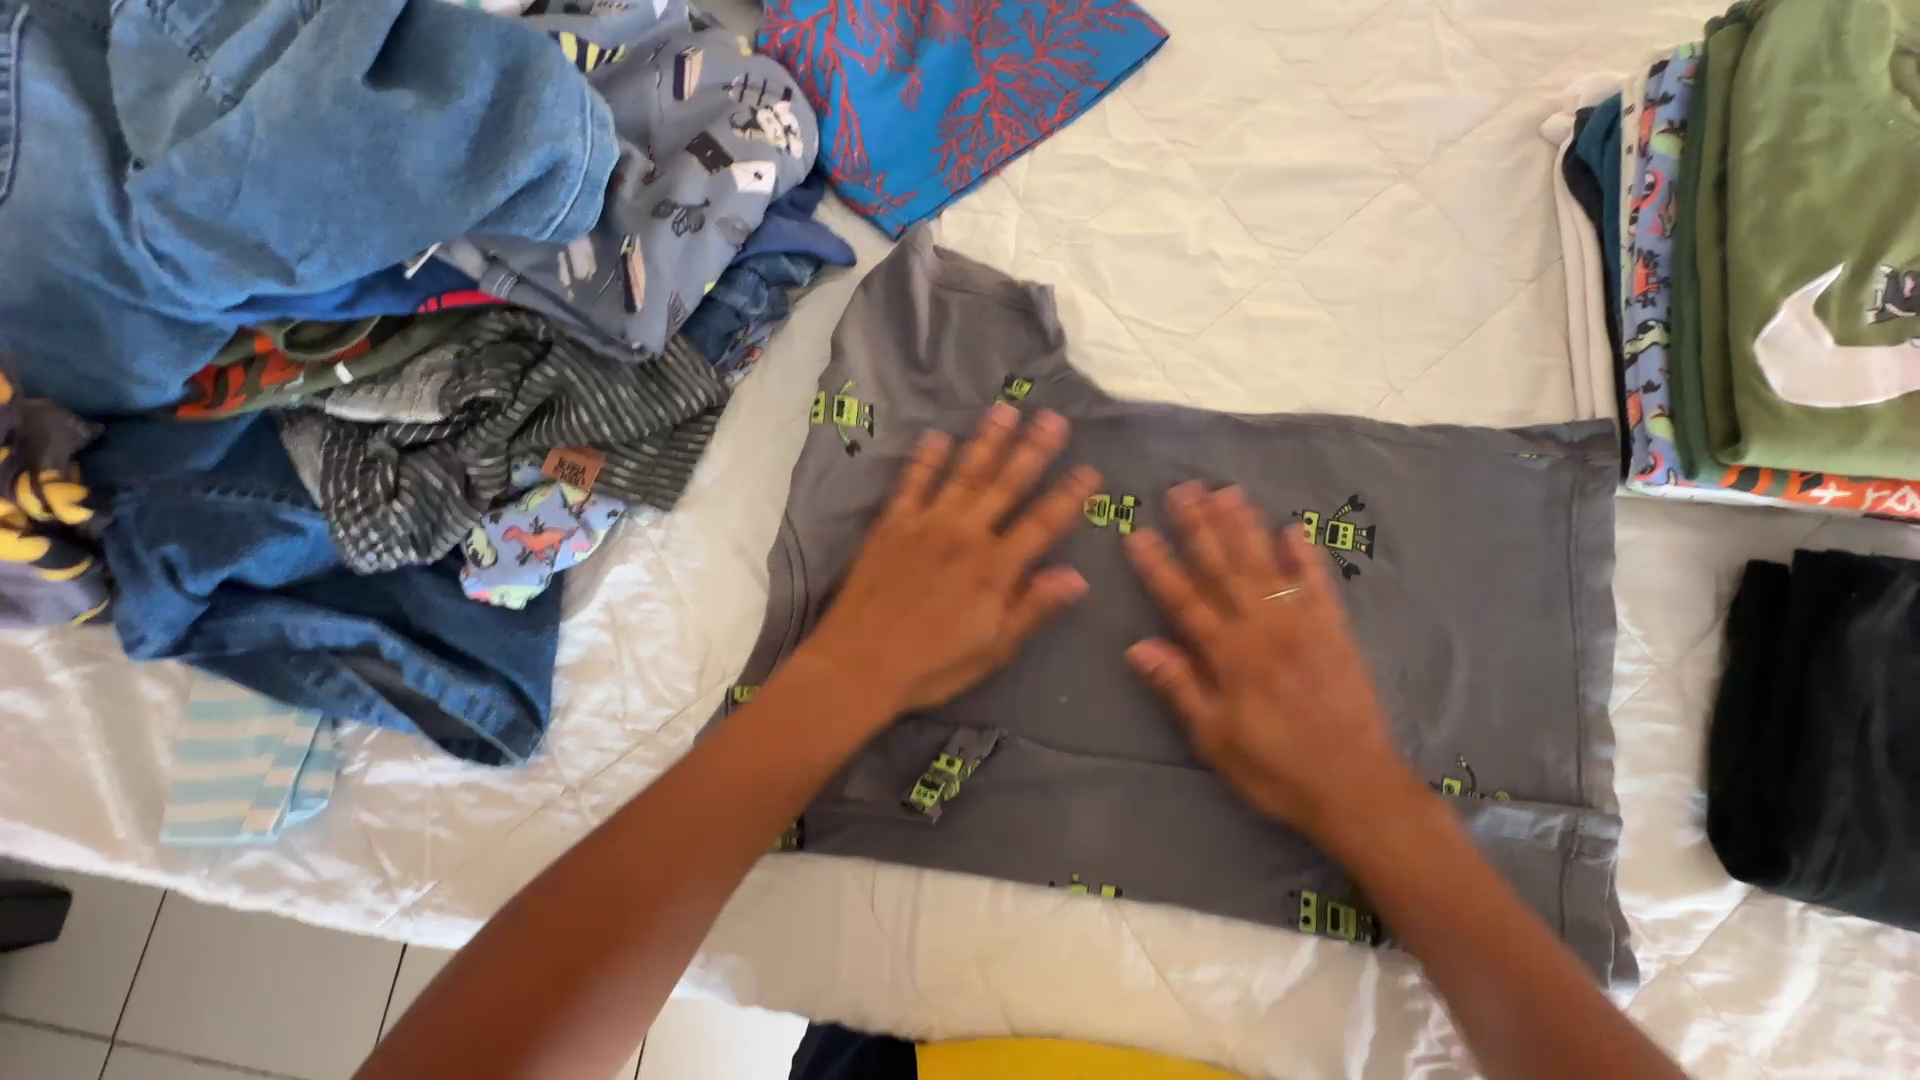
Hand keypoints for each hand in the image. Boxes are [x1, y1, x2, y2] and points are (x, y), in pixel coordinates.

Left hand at [807, 404, 1100, 716]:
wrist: (860, 663)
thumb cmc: (932, 665)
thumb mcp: (994, 648)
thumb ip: (1033, 608)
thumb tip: (1077, 577)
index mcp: (995, 568)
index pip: (1042, 524)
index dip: (1069, 497)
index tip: (1090, 470)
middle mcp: (965, 535)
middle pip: (1006, 485)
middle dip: (1033, 450)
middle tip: (1054, 418)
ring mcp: (926, 524)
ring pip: (964, 473)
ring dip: (987, 441)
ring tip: (1006, 410)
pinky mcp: (892, 524)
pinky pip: (912, 482)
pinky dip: (925, 458)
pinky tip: (937, 436)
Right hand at [1122, 483, 1417, 843]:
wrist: (1354, 785)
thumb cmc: (1273, 768)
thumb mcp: (1214, 738)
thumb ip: (1179, 686)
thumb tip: (1138, 645)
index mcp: (1227, 655)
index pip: (1183, 600)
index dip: (1158, 566)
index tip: (1137, 532)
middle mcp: (1262, 629)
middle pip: (1223, 569)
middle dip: (1199, 527)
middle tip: (1182, 489)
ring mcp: (1302, 625)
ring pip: (1266, 565)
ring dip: (1244, 527)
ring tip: (1225, 491)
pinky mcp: (1335, 632)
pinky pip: (1318, 585)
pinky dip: (1305, 556)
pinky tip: (1292, 528)